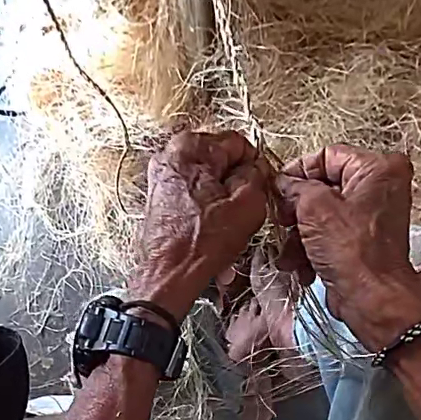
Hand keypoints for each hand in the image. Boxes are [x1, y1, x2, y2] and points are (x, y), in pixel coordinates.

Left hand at [127, 130, 271, 319]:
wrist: (168, 276)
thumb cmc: (201, 245)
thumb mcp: (248, 204)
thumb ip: (258, 176)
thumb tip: (257, 169)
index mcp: (191, 147)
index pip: (239, 144)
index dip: (255, 167)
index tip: (260, 187)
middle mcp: (171, 157)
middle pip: (221, 163)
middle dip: (236, 185)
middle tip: (242, 210)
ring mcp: (163, 179)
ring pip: (209, 182)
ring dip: (222, 202)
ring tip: (225, 226)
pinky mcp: (161, 200)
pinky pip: (194, 198)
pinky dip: (206, 212)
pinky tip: (211, 232)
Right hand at [275, 144, 420, 349]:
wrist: (370, 298)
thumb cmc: (352, 251)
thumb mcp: (314, 208)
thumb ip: (296, 187)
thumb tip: (283, 183)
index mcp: (378, 168)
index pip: (327, 155)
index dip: (298, 171)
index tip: (278, 188)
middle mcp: (379, 188)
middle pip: (323, 187)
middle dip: (296, 210)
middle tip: (282, 222)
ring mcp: (371, 217)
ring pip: (321, 216)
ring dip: (298, 236)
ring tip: (288, 254)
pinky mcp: (361, 242)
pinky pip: (328, 236)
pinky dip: (311, 250)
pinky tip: (300, 267)